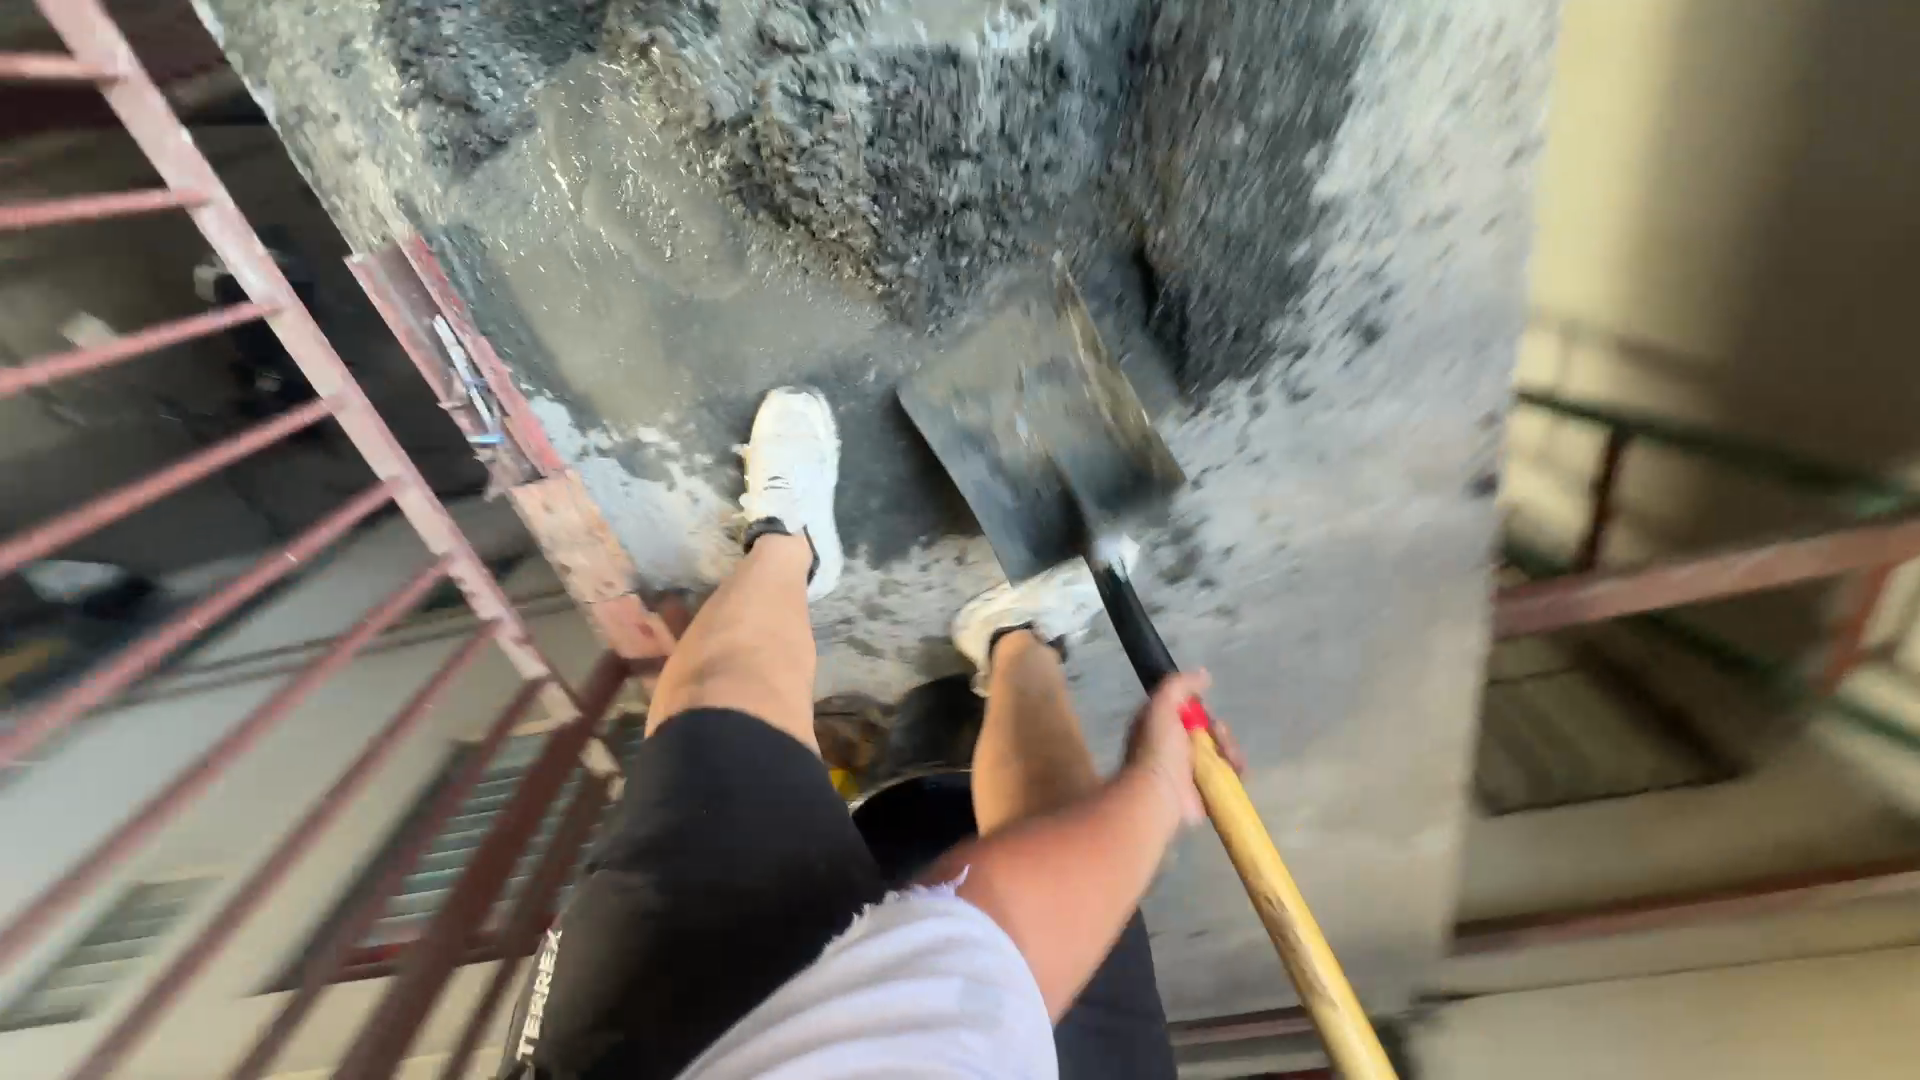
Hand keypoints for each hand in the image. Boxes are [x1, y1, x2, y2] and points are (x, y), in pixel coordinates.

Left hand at [1123, 671, 1244, 824]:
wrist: (1159, 794)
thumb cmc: (1156, 748)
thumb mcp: (1162, 706)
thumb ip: (1179, 685)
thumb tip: (1204, 674)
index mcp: (1159, 726)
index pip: (1187, 711)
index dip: (1200, 708)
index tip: (1204, 710)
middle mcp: (1174, 747)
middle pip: (1208, 731)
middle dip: (1219, 729)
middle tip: (1217, 734)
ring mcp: (1190, 770)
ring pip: (1221, 752)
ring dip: (1230, 749)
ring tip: (1228, 755)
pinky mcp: (1206, 789)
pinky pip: (1229, 774)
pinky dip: (1236, 769)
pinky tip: (1236, 769)